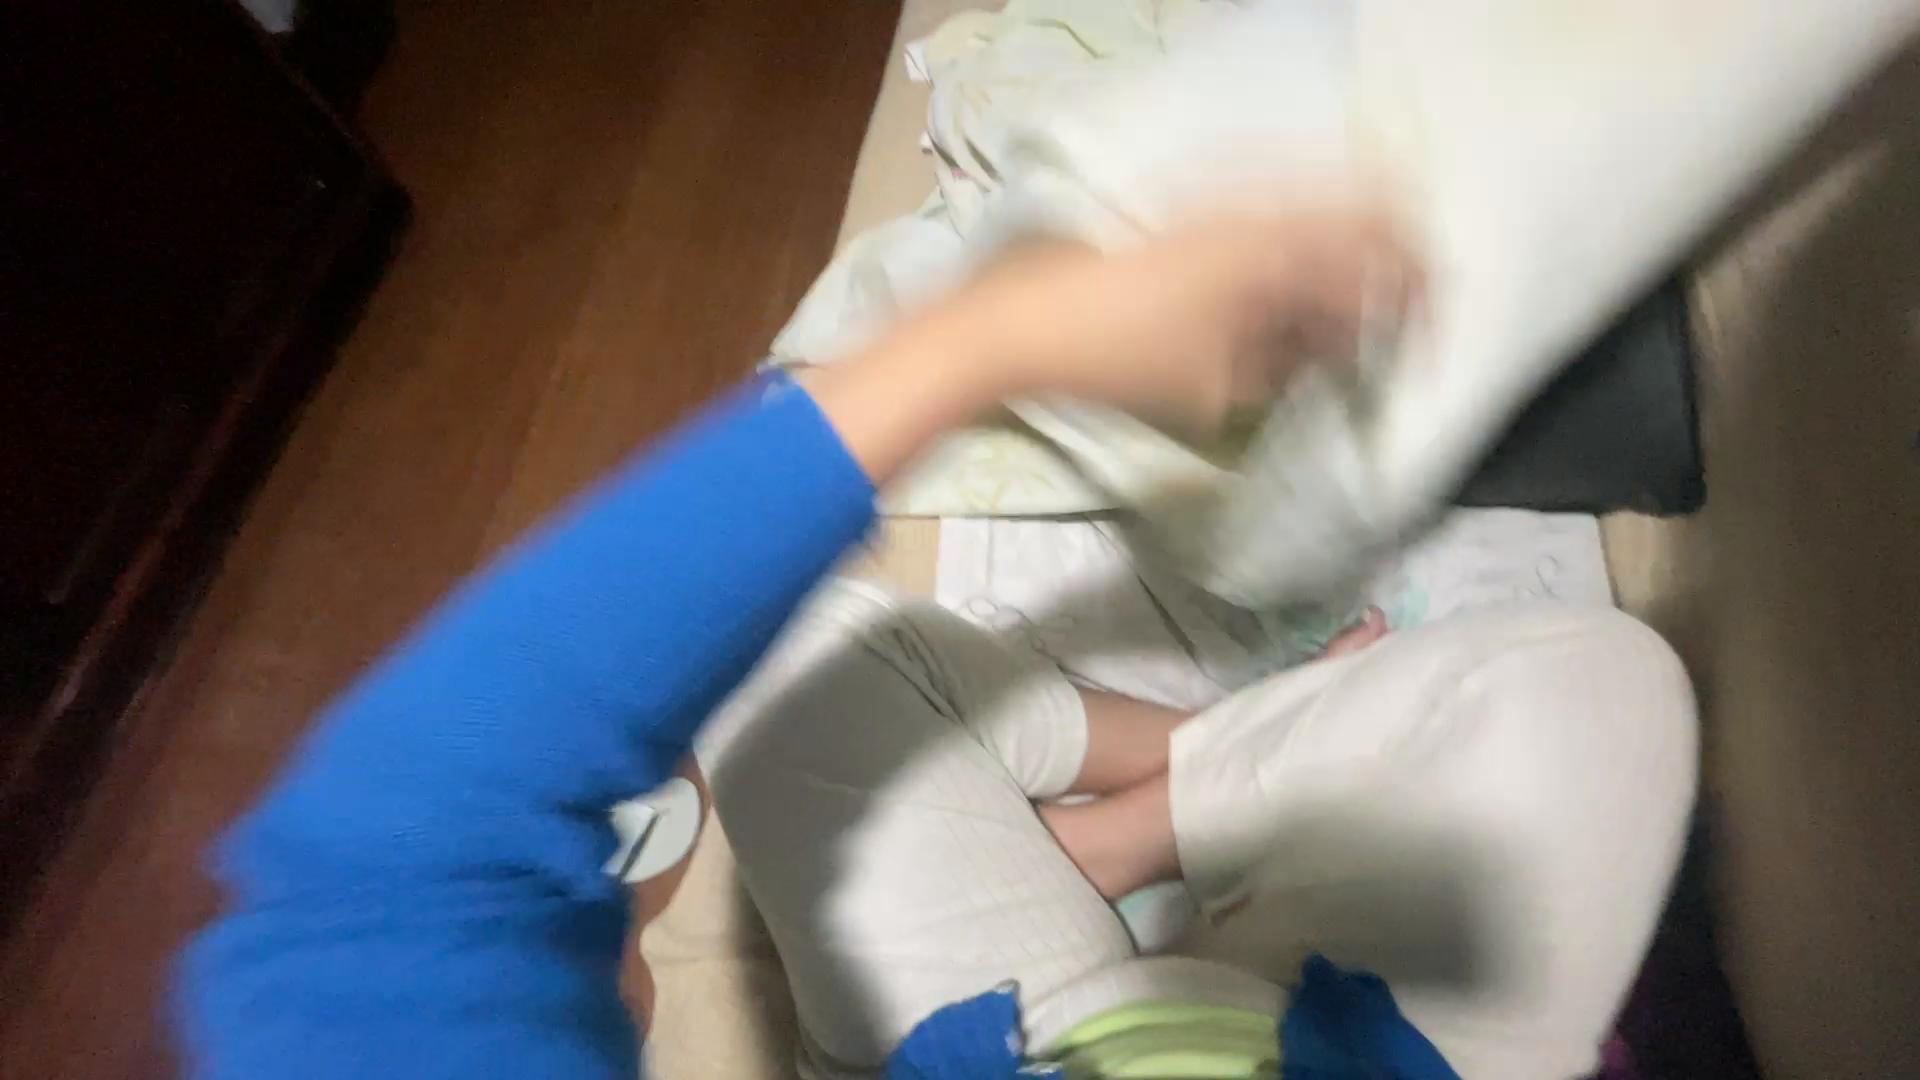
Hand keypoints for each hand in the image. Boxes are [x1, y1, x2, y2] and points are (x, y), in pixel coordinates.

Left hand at [806, 205, 1418, 484]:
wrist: (1021, 324)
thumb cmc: (1115, 361)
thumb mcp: (1211, 385)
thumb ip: (1282, 362)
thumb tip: (1328, 352)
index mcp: (1274, 247)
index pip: (1378, 256)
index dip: (1412, 299)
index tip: (1422, 340)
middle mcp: (1253, 207)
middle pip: (1351, 224)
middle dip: (1381, 276)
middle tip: (1388, 326)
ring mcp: (1212, 205)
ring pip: (1306, 221)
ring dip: (1333, 266)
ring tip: (1336, 318)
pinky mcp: (1181, 216)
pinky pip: (1261, 225)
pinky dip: (1286, 259)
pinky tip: (1277, 297)